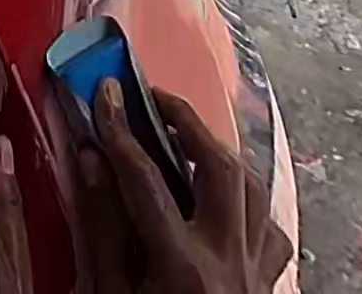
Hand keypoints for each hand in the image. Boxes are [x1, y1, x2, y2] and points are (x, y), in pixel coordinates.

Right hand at [78, 79, 291, 293]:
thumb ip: (101, 225)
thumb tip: (90, 154)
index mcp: (181, 266)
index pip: (143, 174)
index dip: (119, 125)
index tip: (105, 89)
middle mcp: (228, 262)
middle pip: (219, 169)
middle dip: (186, 121)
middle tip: (153, 97)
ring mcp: (257, 275)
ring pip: (254, 192)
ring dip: (217, 152)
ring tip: (184, 134)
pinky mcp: (269, 287)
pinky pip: (271, 231)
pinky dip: (246, 202)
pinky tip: (220, 198)